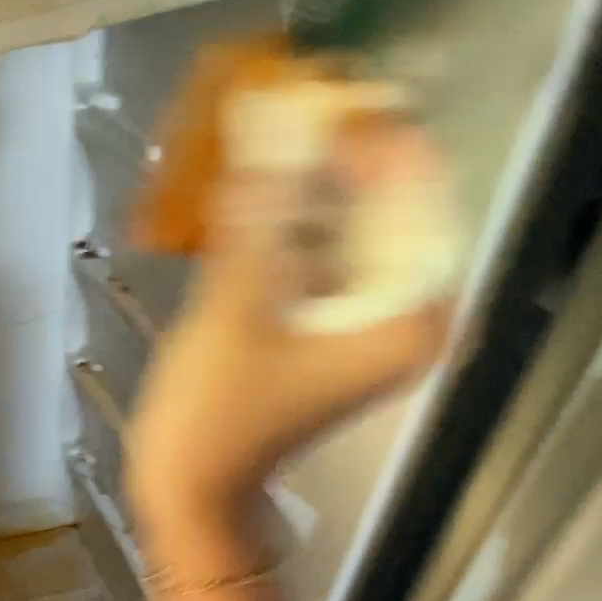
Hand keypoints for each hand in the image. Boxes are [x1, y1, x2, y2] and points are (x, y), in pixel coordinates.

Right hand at [125, 123, 448, 565]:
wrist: (188, 493)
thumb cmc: (213, 416)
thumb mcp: (232, 312)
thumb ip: (255, 220)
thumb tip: (267, 130)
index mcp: (404, 317)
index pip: (412, 201)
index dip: (369, 147)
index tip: (313, 107)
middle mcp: (400, 319)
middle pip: (380, 218)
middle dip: (329, 172)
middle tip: (274, 128)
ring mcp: (358, 333)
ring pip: (343, 241)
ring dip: (300, 202)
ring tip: (254, 162)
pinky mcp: (320, 341)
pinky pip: (314, 269)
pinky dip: (283, 240)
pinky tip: (244, 216)